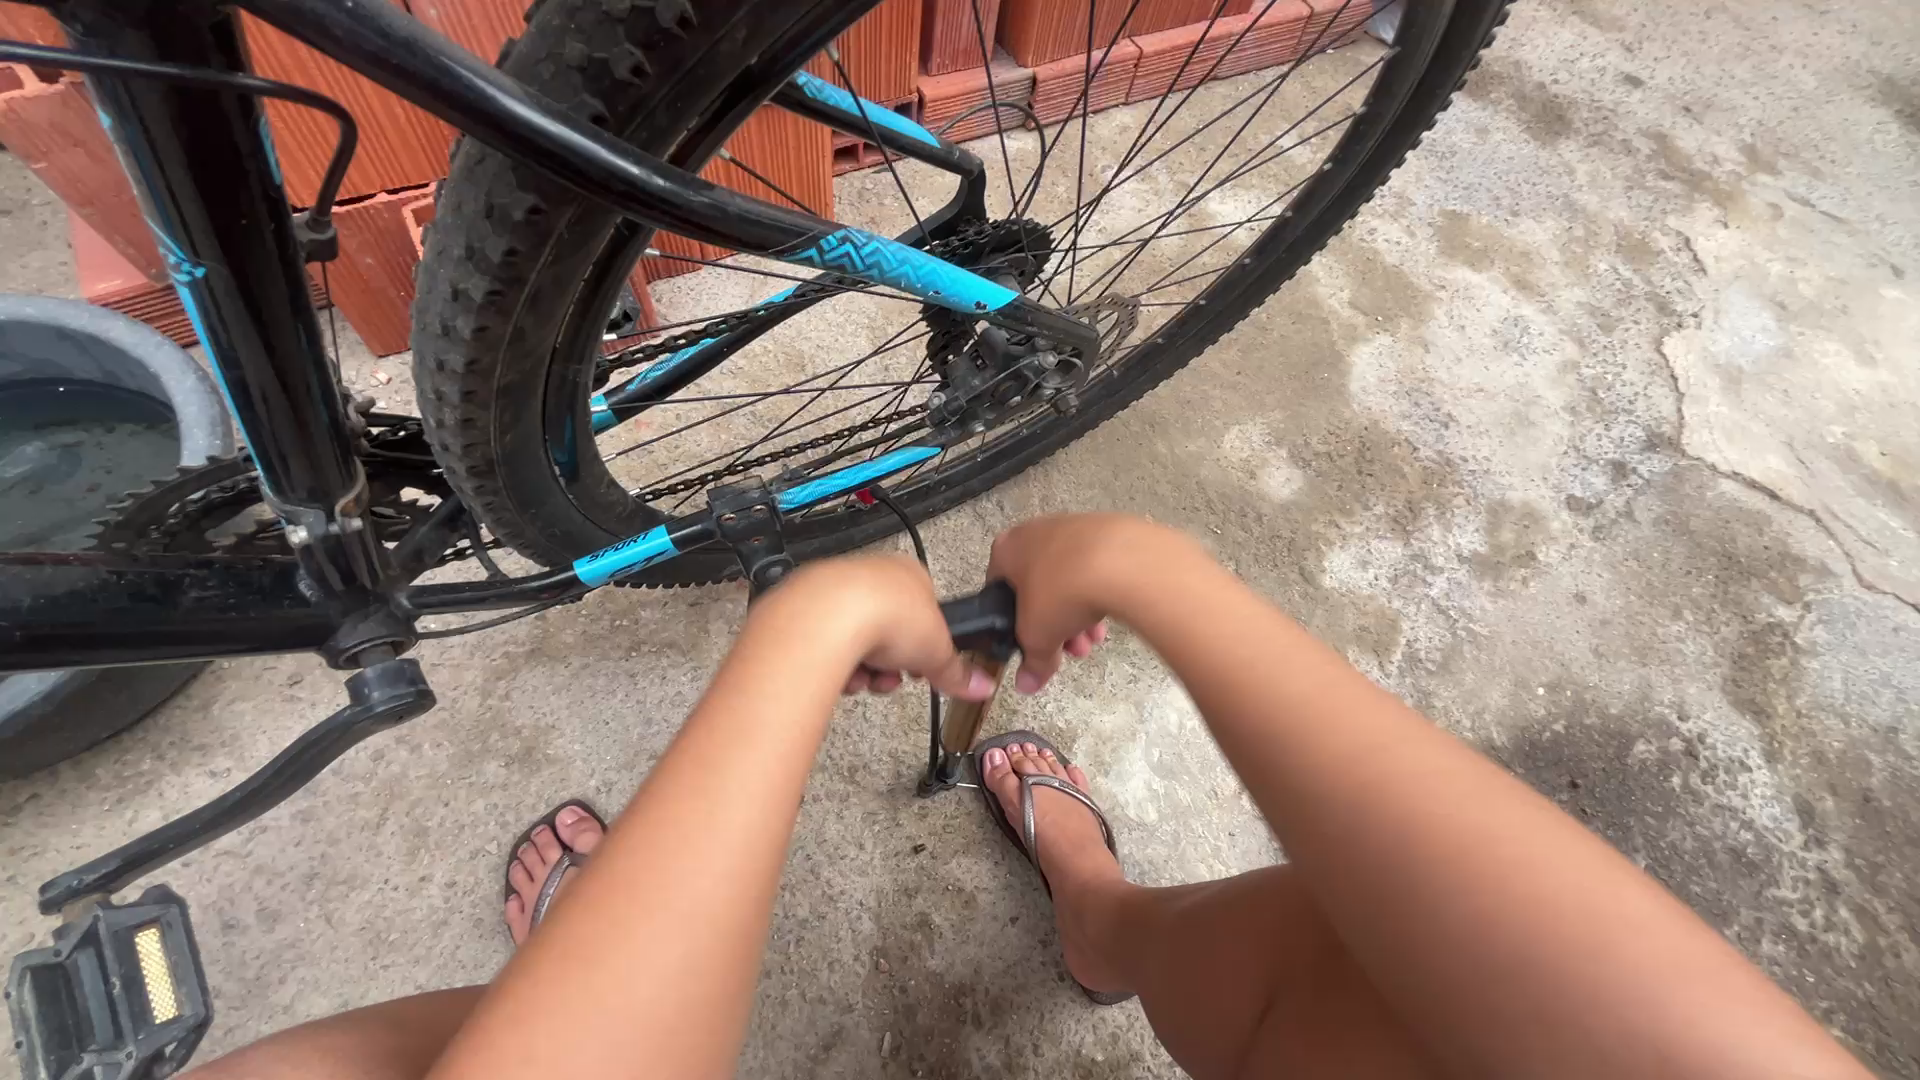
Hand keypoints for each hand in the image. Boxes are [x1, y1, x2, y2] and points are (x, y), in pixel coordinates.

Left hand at [762, 555, 997, 700]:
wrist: (831, 615)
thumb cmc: (887, 614)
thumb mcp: (938, 650)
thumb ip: (958, 671)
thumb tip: (982, 686)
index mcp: (908, 573)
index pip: (923, 611)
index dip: (924, 646)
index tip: (923, 667)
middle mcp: (871, 574)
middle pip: (888, 629)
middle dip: (891, 663)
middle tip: (893, 678)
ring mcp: (836, 588)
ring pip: (856, 639)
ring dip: (865, 670)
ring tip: (866, 681)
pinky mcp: (806, 607)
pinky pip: (826, 642)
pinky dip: (836, 664)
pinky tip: (842, 676)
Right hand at [986, 514, 1169, 692]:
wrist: (1120, 564)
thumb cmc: (1063, 588)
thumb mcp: (1037, 637)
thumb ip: (1032, 662)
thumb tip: (1028, 682)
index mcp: (1007, 548)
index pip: (1000, 587)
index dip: (1013, 620)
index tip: (1029, 639)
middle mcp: (1037, 530)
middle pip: (1040, 586)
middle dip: (1054, 622)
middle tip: (1068, 648)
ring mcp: (1074, 527)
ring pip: (1070, 578)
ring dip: (1078, 612)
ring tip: (1092, 641)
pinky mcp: (1108, 531)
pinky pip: (1096, 567)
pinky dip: (1100, 592)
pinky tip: (1110, 616)